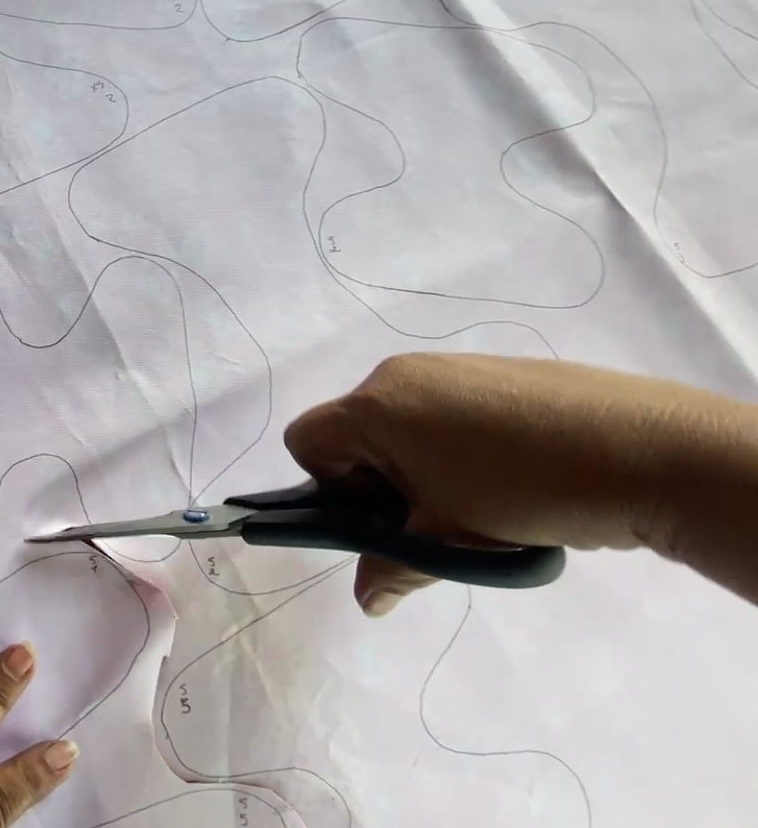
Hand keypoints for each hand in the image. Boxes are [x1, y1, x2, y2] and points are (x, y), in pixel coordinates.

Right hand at [284, 353, 757, 613]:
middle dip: (380, 476)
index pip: (305, 442)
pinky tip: (518, 469)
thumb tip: (368, 604)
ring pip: (401, 420)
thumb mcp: (453, 539)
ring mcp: (448, 366)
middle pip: (353, 430)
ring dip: (420, 460)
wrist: (663, 452)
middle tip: (438, 513)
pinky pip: (446, 406)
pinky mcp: (495, 367)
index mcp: (373, 407)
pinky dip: (460, 439)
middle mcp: (397, 375)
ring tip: (485, 493)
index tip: (389, 514)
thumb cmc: (530, 491)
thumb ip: (395, 567)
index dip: (332, 485)